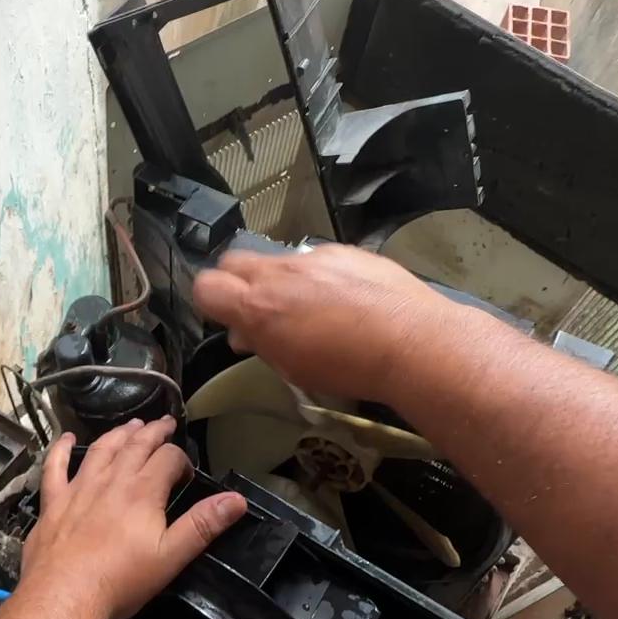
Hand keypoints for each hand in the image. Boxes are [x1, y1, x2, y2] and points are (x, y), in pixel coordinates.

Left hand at [19, 418, 246, 618]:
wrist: (65, 594)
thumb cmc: (121, 579)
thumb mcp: (171, 555)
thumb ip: (203, 525)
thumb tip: (237, 500)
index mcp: (143, 492)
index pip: (168, 458)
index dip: (181, 460)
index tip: (186, 472)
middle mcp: (112, 481)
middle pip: (136, 445)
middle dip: (153, 432)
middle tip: (163, 424)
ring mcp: (79, 488)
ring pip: (101, 450)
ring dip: (118, 434)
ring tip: (130, 426)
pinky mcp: (54, 502)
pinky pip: (55, 467)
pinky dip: (61, 449)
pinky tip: (65, 439)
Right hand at [191, 243, 472, 403]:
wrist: (412, 343)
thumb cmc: (348, 368)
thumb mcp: (291, 368)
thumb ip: (261, 344)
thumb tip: (245, 335)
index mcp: (258, 306)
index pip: (205, 286)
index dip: (209, 302)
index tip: (224, 317)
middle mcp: (279, 273)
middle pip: (232, 261)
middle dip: (236, 283)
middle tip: (255, 309)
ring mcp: (313, 257)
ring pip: (275, 259)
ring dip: (278, 280)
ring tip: (305, 309)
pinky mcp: (344, 251)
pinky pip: (315, 258)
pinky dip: (315, 276)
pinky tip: (340, 300)